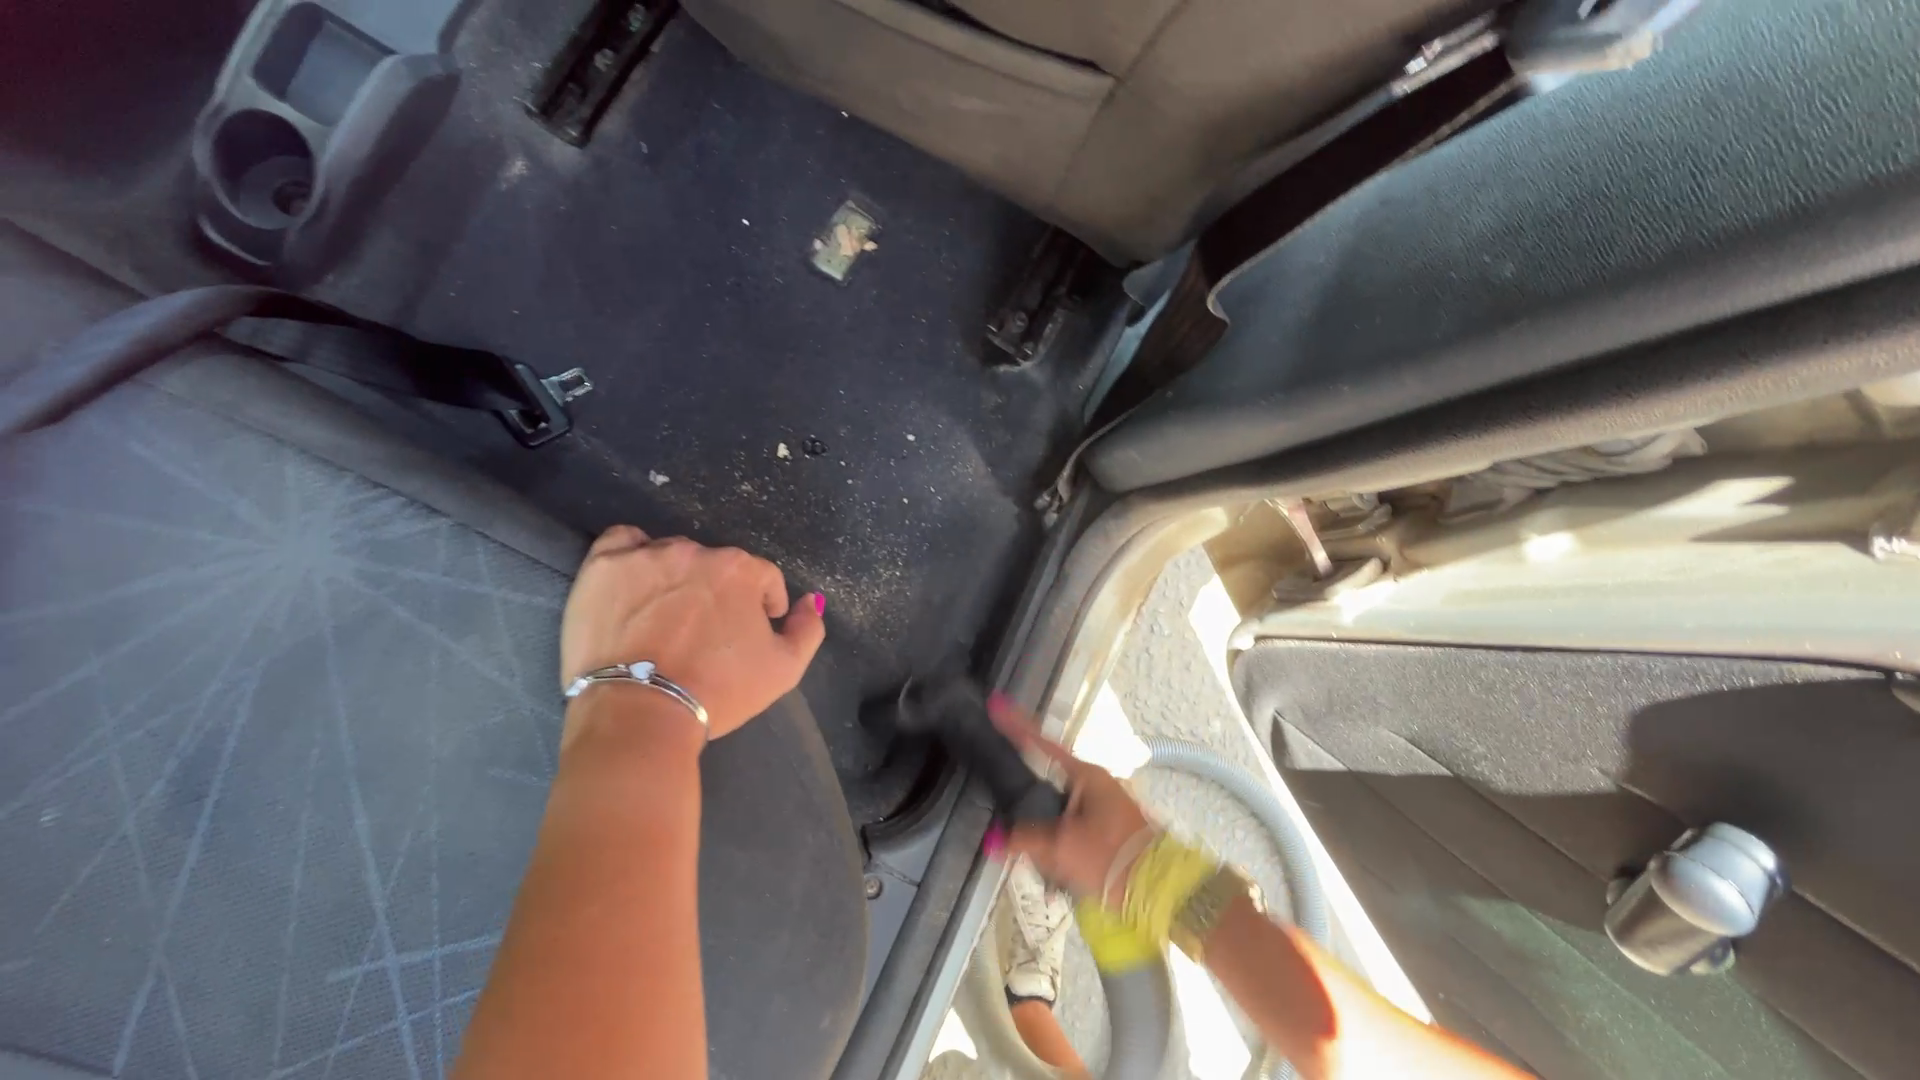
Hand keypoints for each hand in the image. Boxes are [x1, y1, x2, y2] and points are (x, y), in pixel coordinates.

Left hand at [559, 526, 826, 740]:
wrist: (639, 715)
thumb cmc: (717, 692)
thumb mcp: (784, 671)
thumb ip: (808, 629)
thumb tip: (811, 601)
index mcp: (741, 571)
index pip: (763, 577)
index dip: (763, 605)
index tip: (752, 631)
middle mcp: (696, 552)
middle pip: (715, 566)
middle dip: (716, 593)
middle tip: (704, 633)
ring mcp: (646, 556)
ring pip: (670, 556)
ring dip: (675, 579)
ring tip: (663, 617)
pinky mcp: (602, 566)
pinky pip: (622, 542)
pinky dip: (631, 556)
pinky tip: (633, 582)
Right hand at [989, 695, 1153, 903]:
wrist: (1158, 889)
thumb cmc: (1110, 857)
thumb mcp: (1060, 847)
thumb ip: (1023, 839)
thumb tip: (994, 839)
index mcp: (1085, 775)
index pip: (1042, 743)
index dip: (1017, 726)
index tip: (998, 706)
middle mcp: (1096, 783)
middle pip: (1048, 781)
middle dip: (1029, 803)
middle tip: (1009, 815)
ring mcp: (1104, 806)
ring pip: (1059, 810)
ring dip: (1045, 834)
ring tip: (1042, 862)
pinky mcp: (1109, 829)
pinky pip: (1072, 830)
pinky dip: (1060, 847)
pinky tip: (1056, 872)